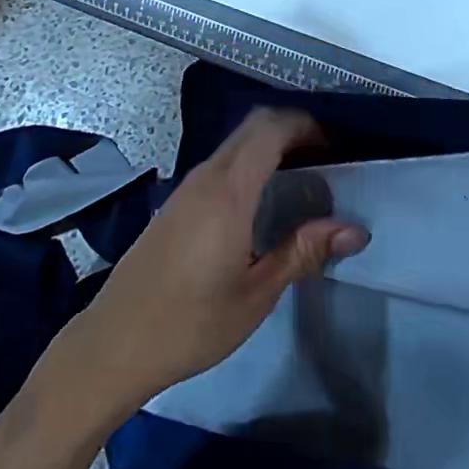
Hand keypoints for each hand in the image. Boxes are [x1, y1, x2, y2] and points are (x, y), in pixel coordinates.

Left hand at [0, 108, 367, 468]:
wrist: (113, 343)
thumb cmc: (189, 323)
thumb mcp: (255, 294)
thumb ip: (303, 252)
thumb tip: (356, 229)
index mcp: (227, 192)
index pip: (269, 129)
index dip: (306, 125)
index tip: (336, 145)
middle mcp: (205, 176)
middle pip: (253, 125)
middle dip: (293, 128)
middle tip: (327, 157)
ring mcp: (186, 187)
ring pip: (235, 142)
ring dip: (271, 144)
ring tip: (304, 174)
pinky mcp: (176, 201)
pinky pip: (221, 162)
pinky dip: (251, 161)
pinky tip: (265, 196)